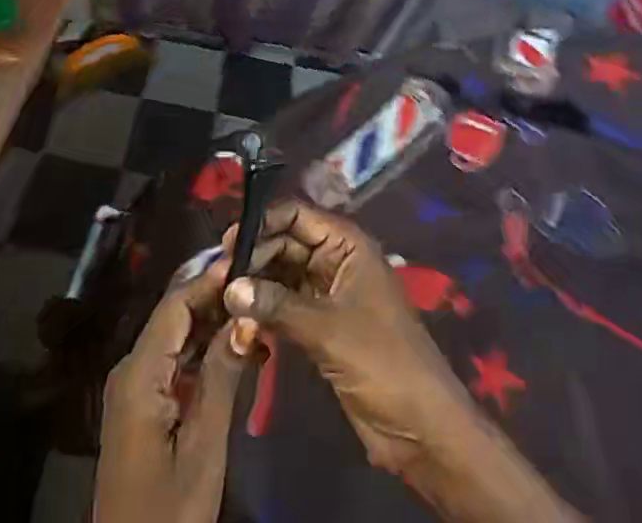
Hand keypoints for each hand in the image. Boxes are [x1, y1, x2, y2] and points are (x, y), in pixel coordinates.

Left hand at [94, 259, 247, 522]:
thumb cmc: (169, 508)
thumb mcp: (203, 446)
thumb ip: (223, 377)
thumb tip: (246, 318)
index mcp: (138, 373)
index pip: (173, 308)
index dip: (207, 281)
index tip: (243, 262)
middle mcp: (131, 369)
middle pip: (173, 319)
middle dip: (213, 298)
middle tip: (256, 284)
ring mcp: (135, 386)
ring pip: (176, 339)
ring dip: (212, 324)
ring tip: (254, 310)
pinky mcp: (143, 403)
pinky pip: (174, 363)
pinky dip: (204, 353)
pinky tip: (236, 349)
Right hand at [223, 202, 580, 522]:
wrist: (422, 428)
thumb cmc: (383, 364)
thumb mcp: (327, 329)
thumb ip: (275, 304)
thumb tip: (229, 287)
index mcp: (347, 246)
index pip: (297, 215)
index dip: (262, 223)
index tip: (228, 244)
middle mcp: (335, 261)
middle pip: (284, 243)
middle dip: (253, 257)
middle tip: (219, 278)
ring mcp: (327, 293)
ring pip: (280, 274)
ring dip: (254, 284)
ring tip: (223, 298)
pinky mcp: (319, 323)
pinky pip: (283, 303)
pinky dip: (263, 308)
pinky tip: (240, 319)